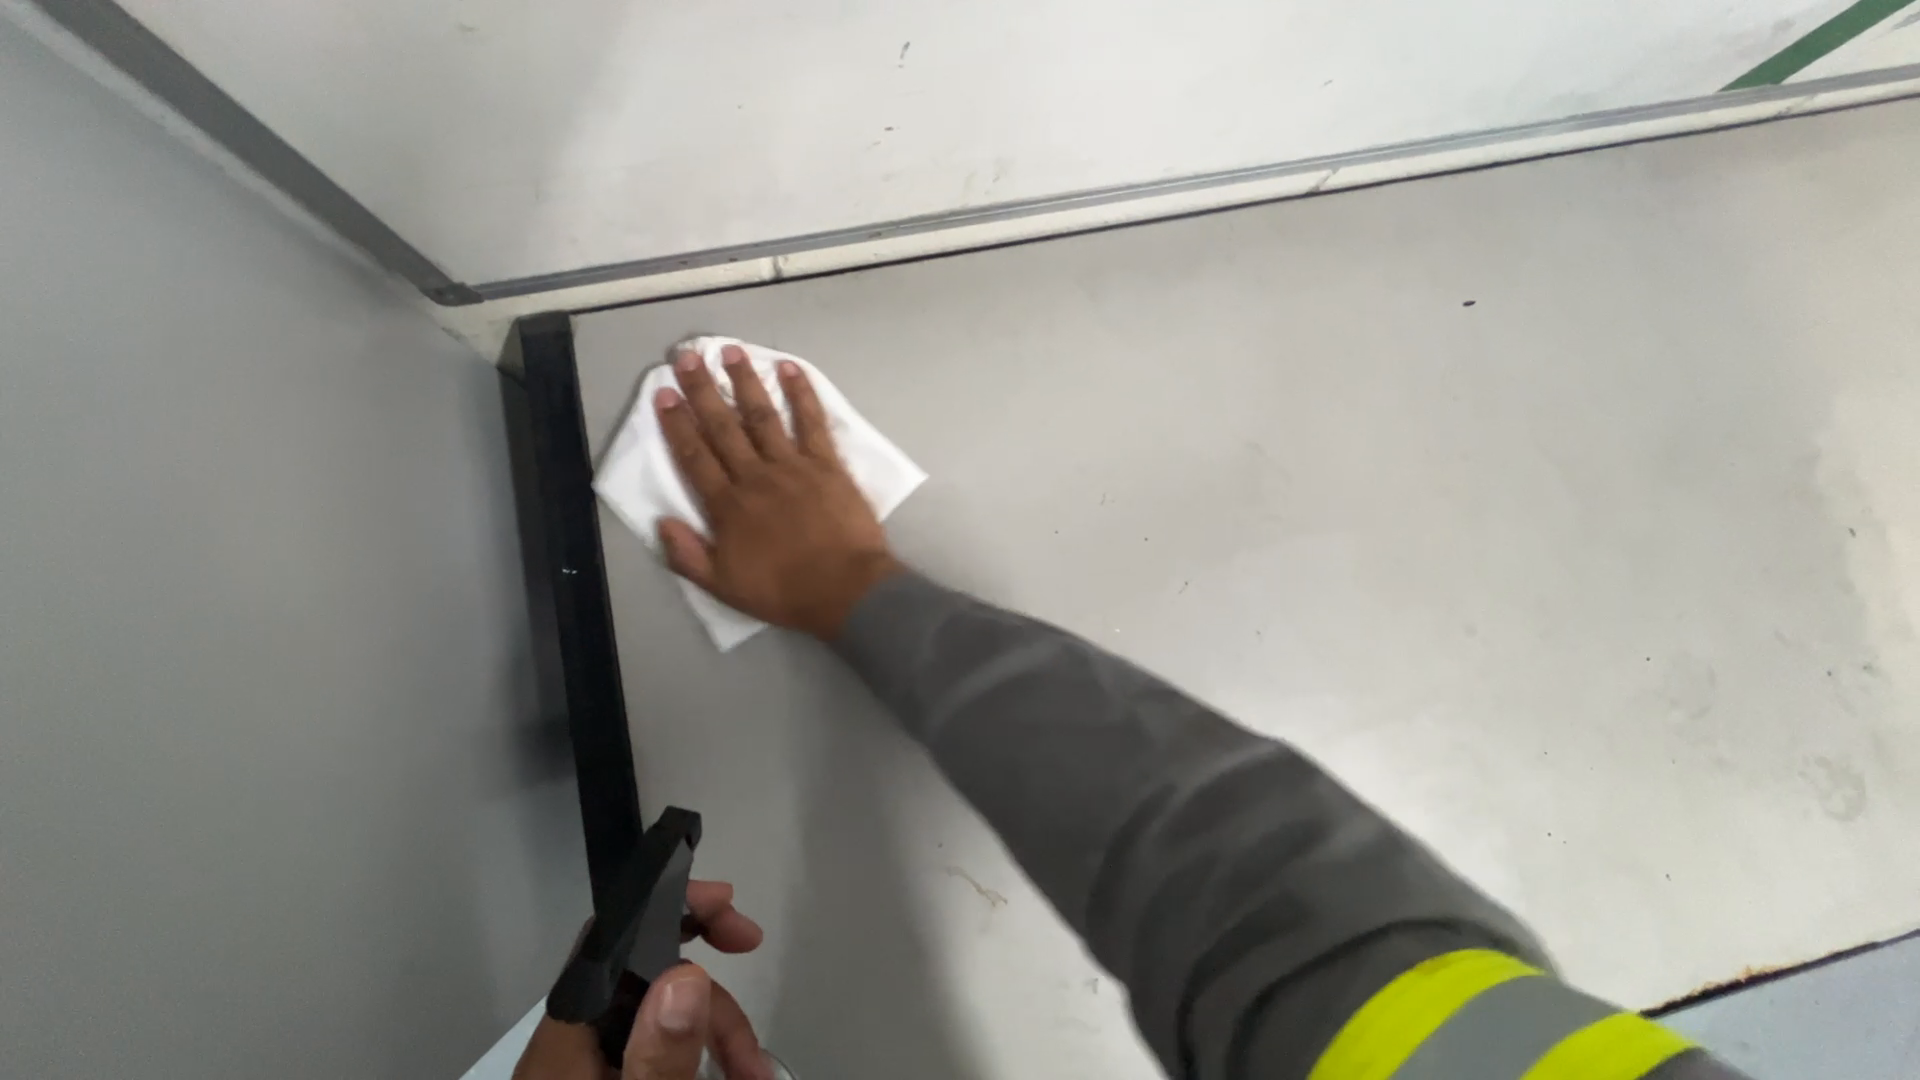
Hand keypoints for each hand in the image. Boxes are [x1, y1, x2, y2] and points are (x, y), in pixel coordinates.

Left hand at [512, 881, 771, 1079]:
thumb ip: (658, 1058)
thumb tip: (685, 975)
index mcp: (572, 1033)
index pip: (613, 937)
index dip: (669, 905)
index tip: (725, 903)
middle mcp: (579, 1039)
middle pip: (652, 972)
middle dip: (710, 970)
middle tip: (753, 943)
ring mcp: (596, 1065)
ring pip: (668, 1015)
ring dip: (720, 1030)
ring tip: (756, 1073)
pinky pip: (663, 1049)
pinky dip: (704, 1055)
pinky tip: (732, 1074)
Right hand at [655, 345, 902, 638]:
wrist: (844, 589)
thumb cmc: (784, 592)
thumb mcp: (724, 587)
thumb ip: (688, 555)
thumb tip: (662, 522)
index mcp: (728, 506)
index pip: (694, 456)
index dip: (677, 424)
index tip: (664, 393)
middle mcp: (755, 476)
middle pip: (723, 426)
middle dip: (702, 390)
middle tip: (687, 356)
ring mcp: (793, 466)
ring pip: (762, 416)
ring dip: (745, 381)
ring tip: (729, 351)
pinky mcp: (827, 465)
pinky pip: (812, 422)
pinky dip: (801, 393)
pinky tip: (790, 368)